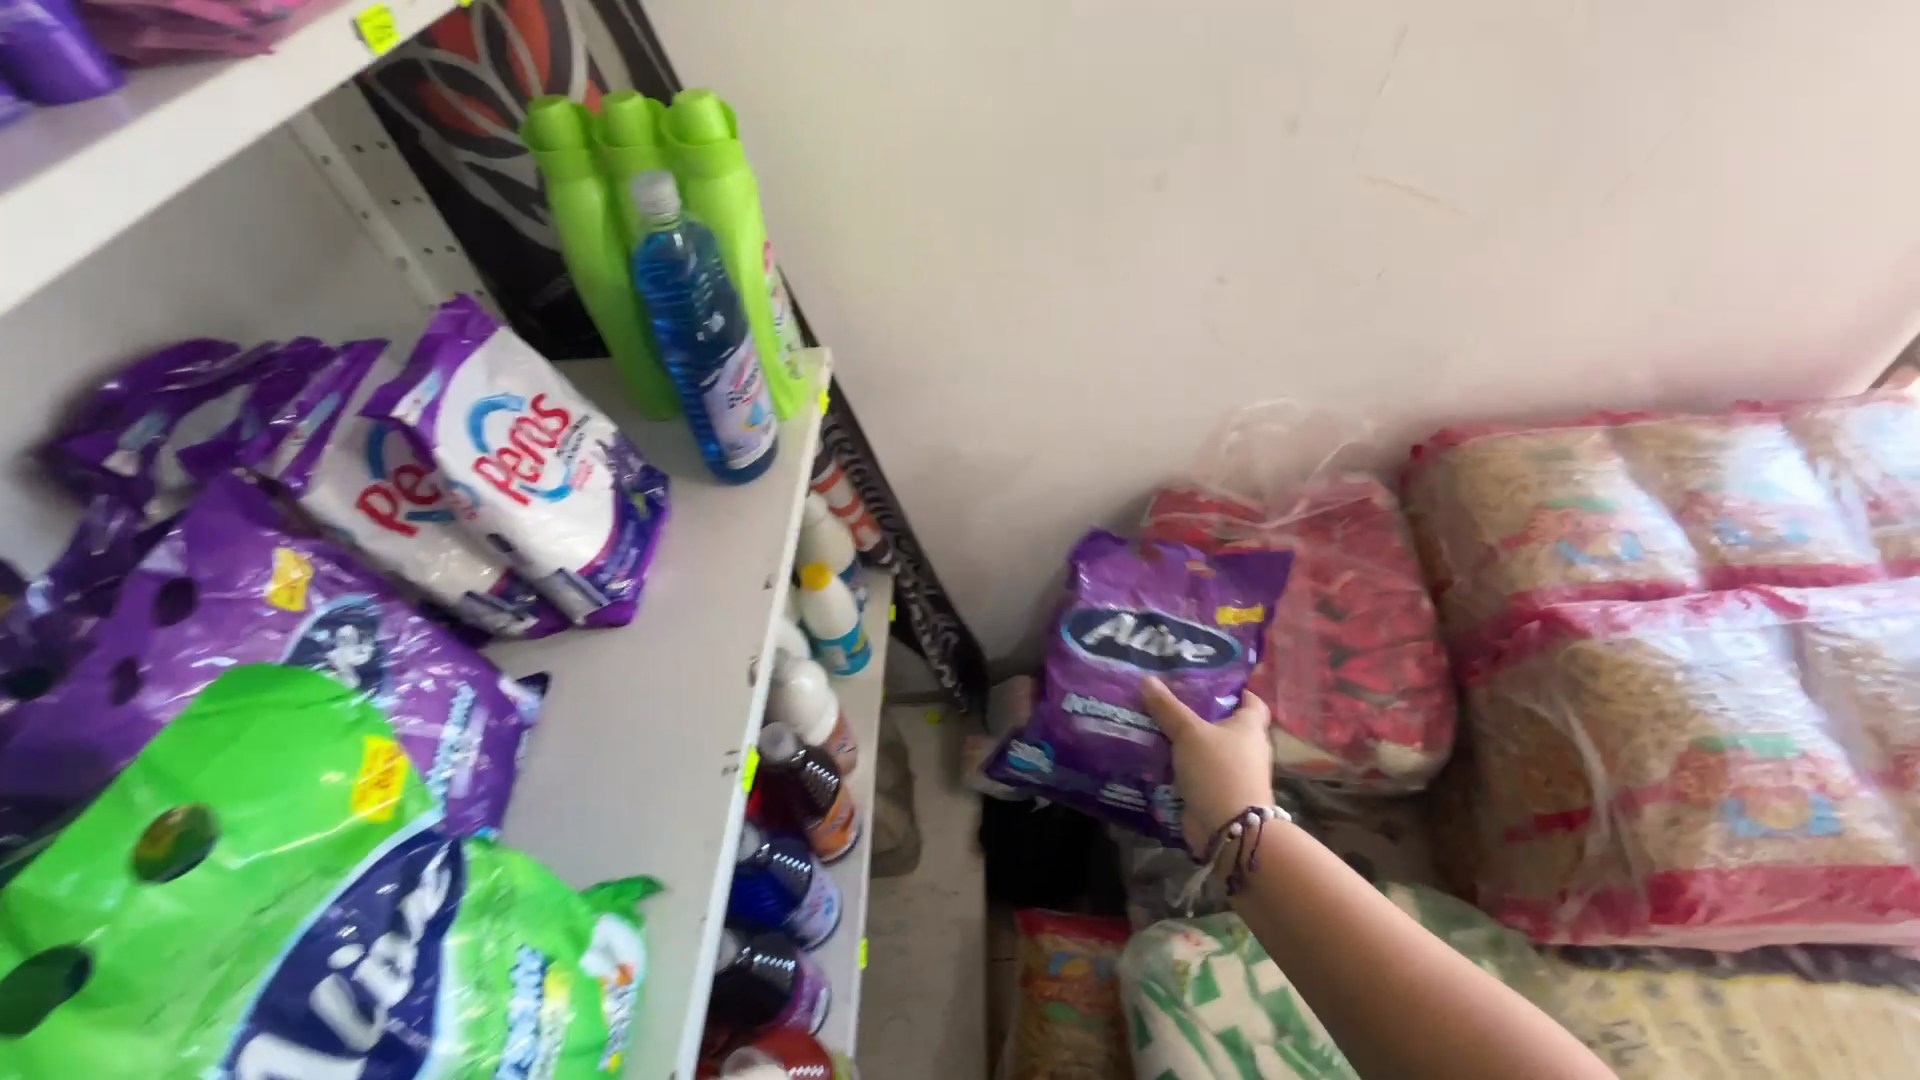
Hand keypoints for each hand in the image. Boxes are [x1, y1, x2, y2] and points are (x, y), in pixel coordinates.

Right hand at [1142, 676, 1273, 852]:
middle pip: (1226, 724)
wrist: (1229, 829)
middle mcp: (1247, 748)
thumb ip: (1167, 708)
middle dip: (1201, 714)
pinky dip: (1182, 765)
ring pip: (1208, 749)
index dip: (1235, 691)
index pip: (1252, 701)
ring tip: (1156, 725)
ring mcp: (1234, 773)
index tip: (1208, 683)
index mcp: (1250, 727)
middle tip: (1170, 700)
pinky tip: (1157, 756)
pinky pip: (1198, 771)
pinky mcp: (1218, 793)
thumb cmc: (1218, 771)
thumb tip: (1146, 679)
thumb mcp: (1189, 732)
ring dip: (1187, 741)